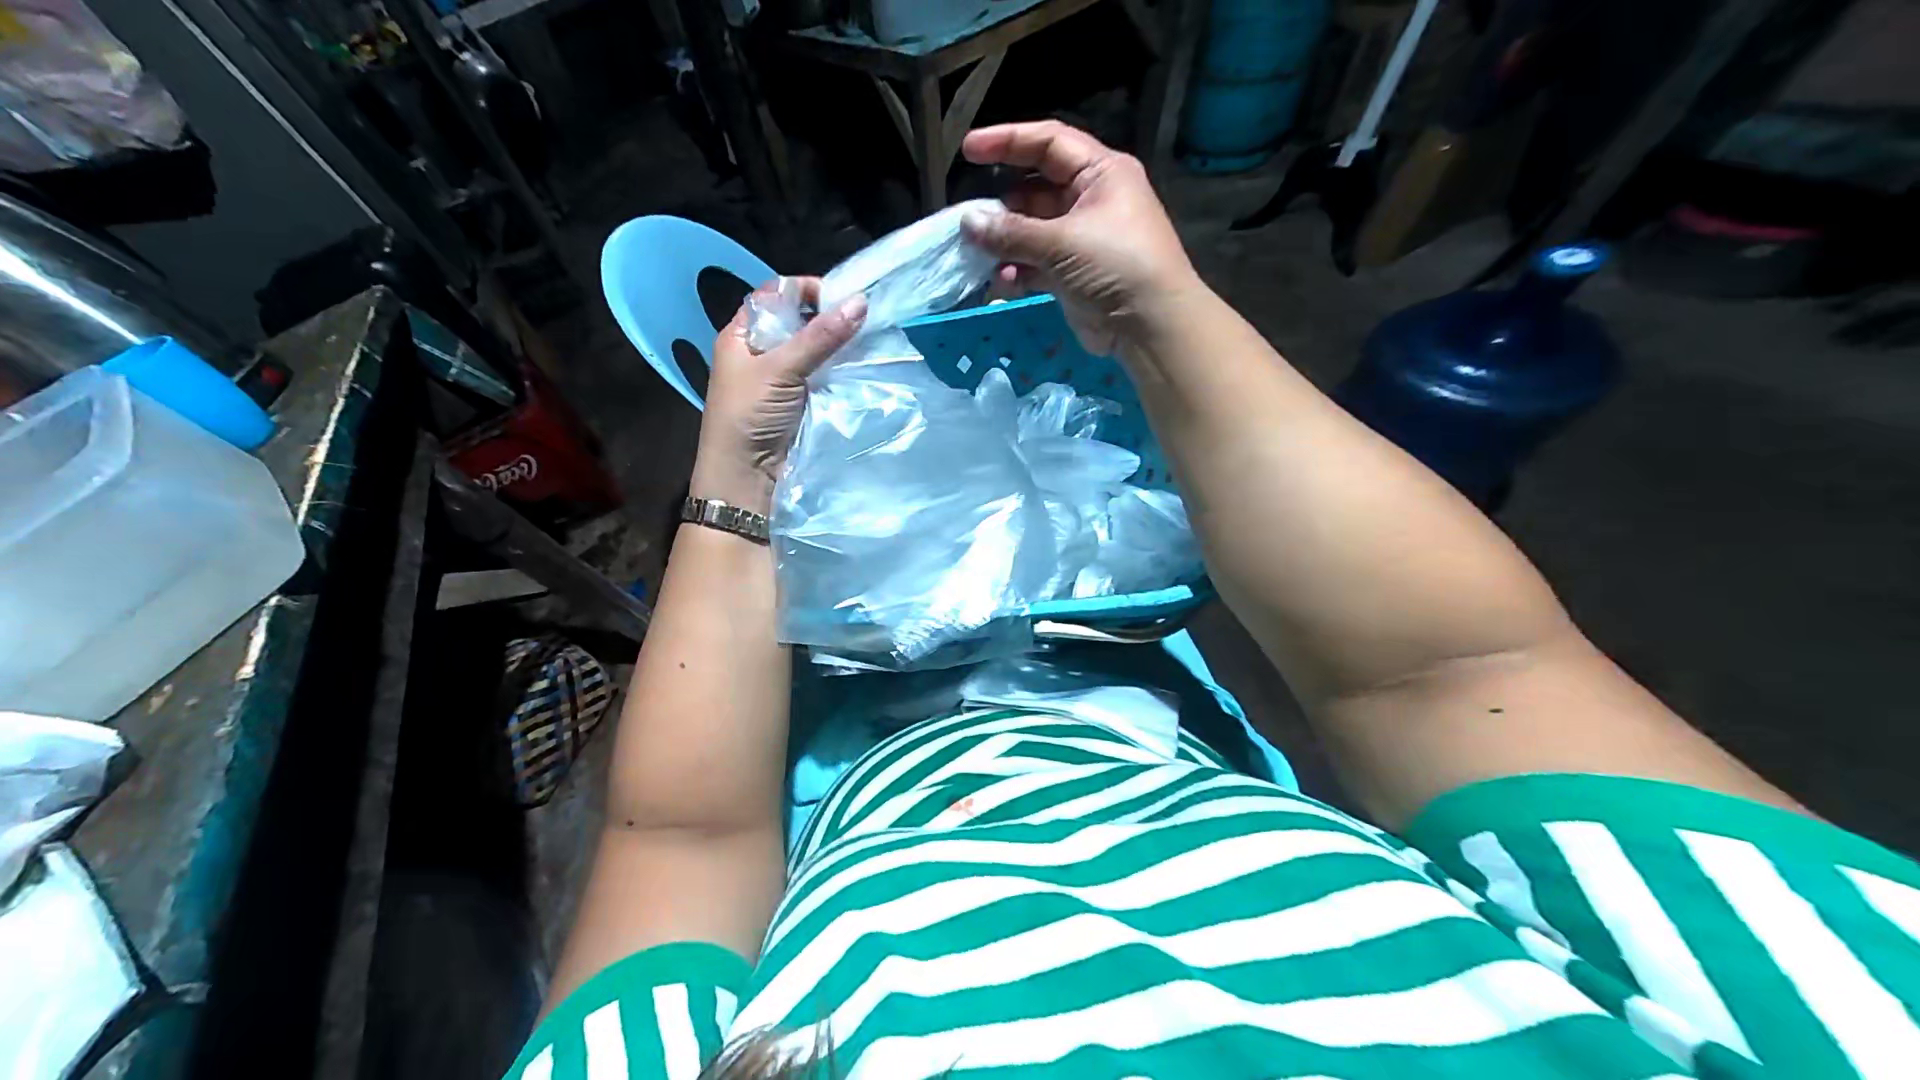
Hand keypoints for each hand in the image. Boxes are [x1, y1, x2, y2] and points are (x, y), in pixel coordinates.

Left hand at [692, 278, 866, 514]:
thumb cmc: (749, 416)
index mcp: (742, 334)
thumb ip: (820, 337)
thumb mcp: (780, 369)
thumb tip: (861, 302)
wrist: (745, 477)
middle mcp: (760, 352)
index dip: (805, 289)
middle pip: (798, 321)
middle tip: (860, 320)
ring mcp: (781, 378)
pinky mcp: (799, 401)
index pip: (775, 294)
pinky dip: (839, 370)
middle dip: (828, 318)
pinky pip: (823, 375)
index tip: (840, 297)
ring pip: (814, 349)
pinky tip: (859, 367)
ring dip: (837, 346)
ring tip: (866, 342)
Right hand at [959, 120, 1202, 356]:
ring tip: (979, 256)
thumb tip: (969, 222)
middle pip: (1035, 191)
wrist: (1149, 326)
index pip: (1048, 143)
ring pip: (1031, 232)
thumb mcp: (1062, 242)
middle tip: (970, 221)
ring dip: (1005, 245)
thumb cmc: (1115, 266)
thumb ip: (1012, 233)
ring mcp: (1080, 240)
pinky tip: (1002, 282)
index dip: (1008, 141)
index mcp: (1100, 173)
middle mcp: (1090, 200)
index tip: (968, 150)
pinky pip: (1035, 265)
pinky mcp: (1072, 275)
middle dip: (1002, 207)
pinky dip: (1017, 272)